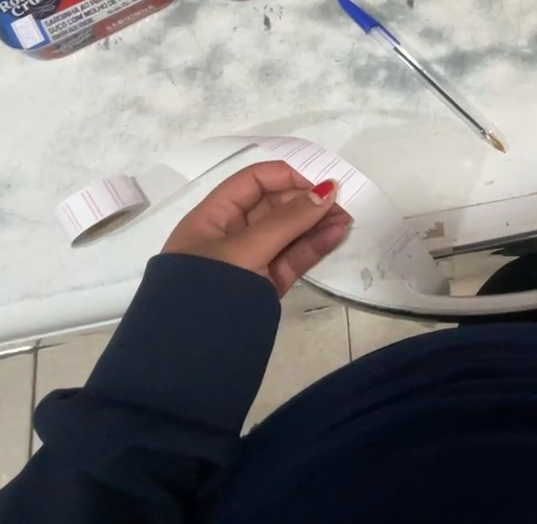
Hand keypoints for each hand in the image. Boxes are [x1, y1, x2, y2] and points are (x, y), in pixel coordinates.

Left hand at [161, 160, 351, 296]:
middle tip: (342, 201)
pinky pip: (294, 256)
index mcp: (212, 218)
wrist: (189, 359)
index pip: (253, 182)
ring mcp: (250, 261)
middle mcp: (231, 235)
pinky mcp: (267, 284)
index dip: (287, 177)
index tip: (318, 184)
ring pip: (289, 231)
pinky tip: (336, 235)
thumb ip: (288, 219)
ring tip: (346, 218)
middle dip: (309, 200)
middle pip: (275, 205)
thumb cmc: (207, 288)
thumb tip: (328, 190)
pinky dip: (315, 245)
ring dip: (317, 222)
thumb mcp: (245, 249)